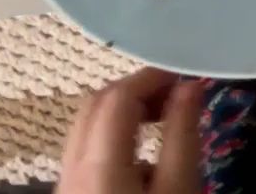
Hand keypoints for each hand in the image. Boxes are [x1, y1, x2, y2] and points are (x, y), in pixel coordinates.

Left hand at [58, 67, 205, 193]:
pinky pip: (85, 144)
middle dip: (137, 87)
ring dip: (125, 106)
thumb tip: (191, 83)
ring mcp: (64, 182)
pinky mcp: (68, 192)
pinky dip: (114, 129)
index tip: (187, 74)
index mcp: (98, 164)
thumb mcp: (179, 186)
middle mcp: (70, 168)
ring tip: (164, 114)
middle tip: (175, 91)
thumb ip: (183, 132)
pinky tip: (143, 147)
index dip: (152, 75)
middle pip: (95, 103)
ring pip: (87, 122)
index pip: (117, 96)